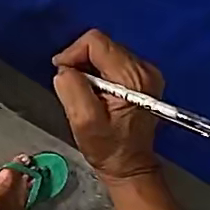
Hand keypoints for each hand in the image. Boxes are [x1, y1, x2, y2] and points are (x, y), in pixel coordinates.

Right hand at [51, 29, 164, 183]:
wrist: (131, 166)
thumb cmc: (108, 148)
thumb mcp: (83, 122)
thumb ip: (72, 88)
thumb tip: (65, 69)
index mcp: (132, 76)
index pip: (96, 42)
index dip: (73, 53)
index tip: (62, 73)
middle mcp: (145, 68)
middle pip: (102, 45)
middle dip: (81, 61)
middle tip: (71, 86)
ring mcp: (146, 72)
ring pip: (107, 52)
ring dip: (89, 68)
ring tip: (83, 92)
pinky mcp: (143, 78)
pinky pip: (113, 62)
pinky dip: (99, 73)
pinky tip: (95, 92)